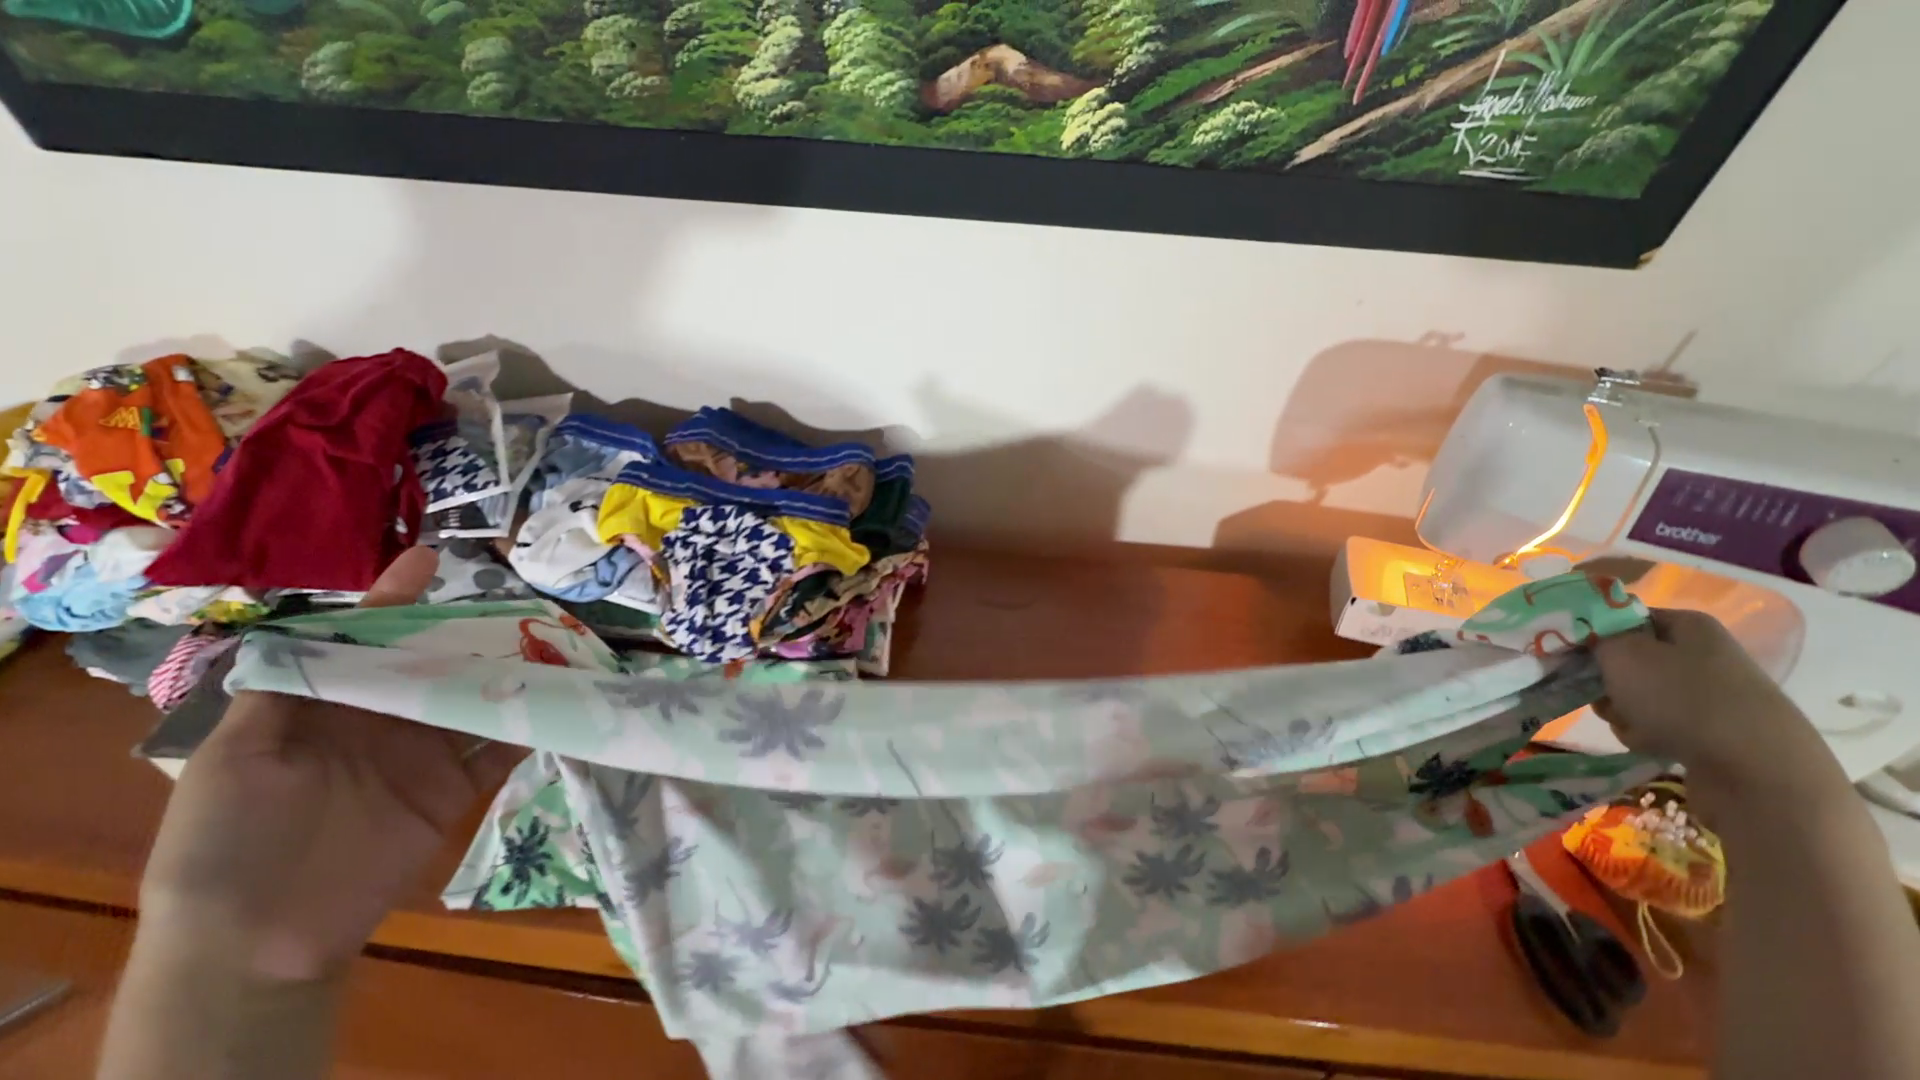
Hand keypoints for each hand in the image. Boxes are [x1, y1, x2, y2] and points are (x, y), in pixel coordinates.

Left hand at [137, 546, 524, 980]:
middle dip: (469, 632)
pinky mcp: (452, 795)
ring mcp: (422, 757)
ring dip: (510, 673)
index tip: (430, 559)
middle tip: (517, 601)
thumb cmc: (225, 839)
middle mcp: (381, 721)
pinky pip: (498, 755)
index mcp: (327, 705)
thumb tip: (323, 622)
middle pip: (432, 664)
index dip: (395, 600)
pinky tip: (559, 702)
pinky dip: (529, 729)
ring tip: (553, 641)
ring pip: (473, 700)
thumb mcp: (232, 754)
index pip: (365, 640)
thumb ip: (283, 687)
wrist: (252, 940)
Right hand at [1591, 608, 1847, 810]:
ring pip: (1638, 696)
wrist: (1757, 771)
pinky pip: (1659, 726)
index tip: (1572, 657)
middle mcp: (1702, 654)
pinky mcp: (1712, 731)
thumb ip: (1593, 637)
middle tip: (1604, 695)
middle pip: (1628, 660)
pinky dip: (1647, 735)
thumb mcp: (1622, 654)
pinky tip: (1653, 746)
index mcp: (1687, 624)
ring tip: (1632, 726)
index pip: (1623, 618)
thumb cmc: (1683, 699)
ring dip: (1622, 712)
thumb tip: (1587, 636)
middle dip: (1607, 681)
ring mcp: (1710, 695)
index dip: (1593, 636)